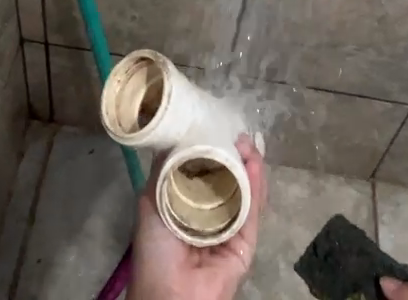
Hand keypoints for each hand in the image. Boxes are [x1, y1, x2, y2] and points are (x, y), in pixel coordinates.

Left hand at [129, 134, 268, 299]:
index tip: (217, 124)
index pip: (204, 170)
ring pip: (244, 191)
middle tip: (236, 132)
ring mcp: (230, 227)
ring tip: (248, 144)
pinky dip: (256, 187)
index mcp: (187, 204)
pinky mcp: (246, 243)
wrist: (169, 294)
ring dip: (248, 166)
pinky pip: (252, 211)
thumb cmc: (155, 248)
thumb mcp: (151, 199)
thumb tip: (175, 134)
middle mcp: (210, 213)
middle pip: (228, 178)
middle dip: (233, 153)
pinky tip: (254, 166)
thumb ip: (164, 169)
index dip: (212, 146)